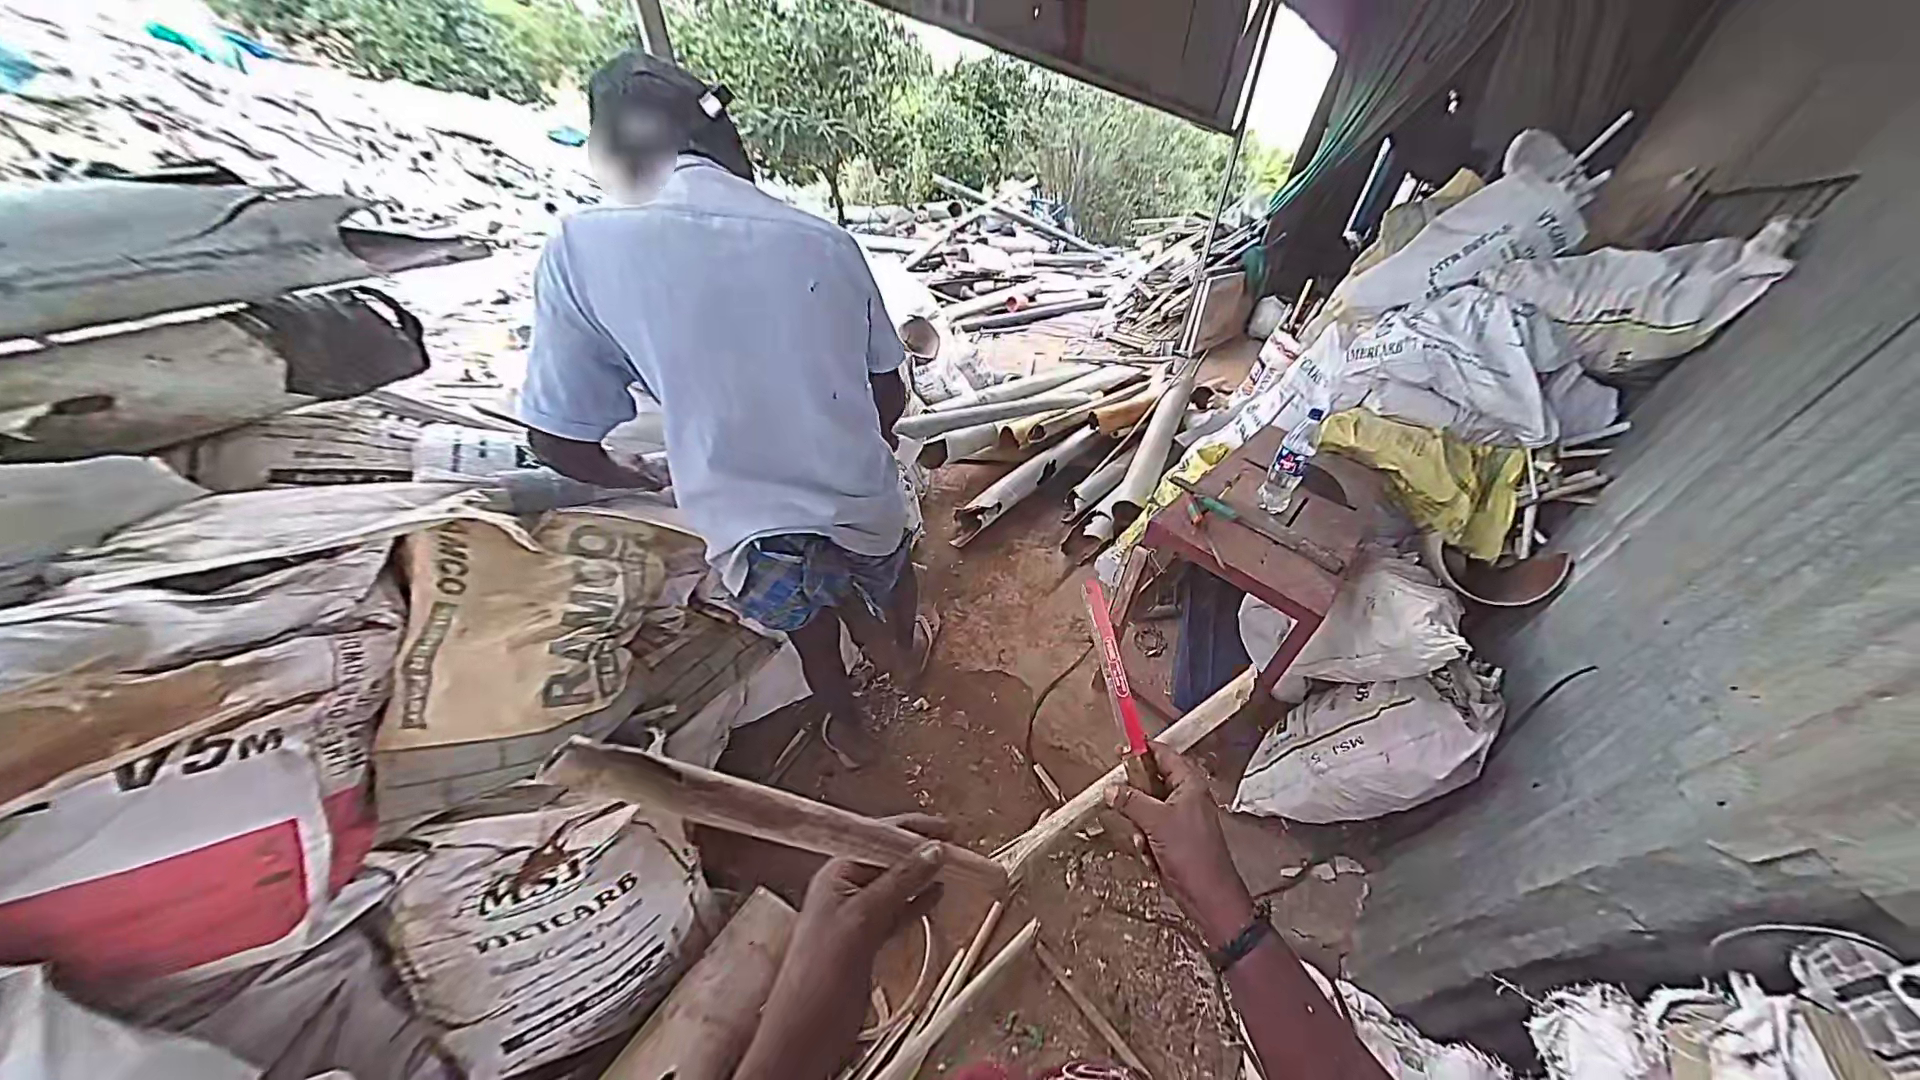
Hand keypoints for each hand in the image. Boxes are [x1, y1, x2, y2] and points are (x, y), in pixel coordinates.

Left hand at [787, 818, 948, 990]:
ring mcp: (856, 914)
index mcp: (836, 873)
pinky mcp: (866, 939)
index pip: (878, 837)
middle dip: (921, 850)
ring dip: (923, 874)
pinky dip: (917, 901)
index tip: (945, 829)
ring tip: (952, 866)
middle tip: (955, 846)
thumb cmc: (817, 982)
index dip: (913, 830)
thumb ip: (898, 883)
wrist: (801, 1043)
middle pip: (889, 858)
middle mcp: (845, 887)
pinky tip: (936, 895)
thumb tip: (932, 851)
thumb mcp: (862, 922)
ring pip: (896, 883)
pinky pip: (897, 909)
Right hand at [1106, 743, 1254, 948]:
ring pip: (1144, 806)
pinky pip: (1147, 828)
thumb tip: (1111, 789)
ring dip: (1138, 823)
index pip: (1163, 754)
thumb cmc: (1193, 856)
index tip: (1121, 750)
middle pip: (1150, 781)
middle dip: (1135, 794)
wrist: (1208, 899)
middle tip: (1122, 798)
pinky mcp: (1171, 838)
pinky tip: (1150, 854)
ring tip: (1143, 838)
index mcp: (1189, 785)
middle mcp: (1185, 797)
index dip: (1141, 750)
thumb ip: (1130, 801)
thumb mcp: (1156, 821)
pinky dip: (1144, 839)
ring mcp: (1178, 818)